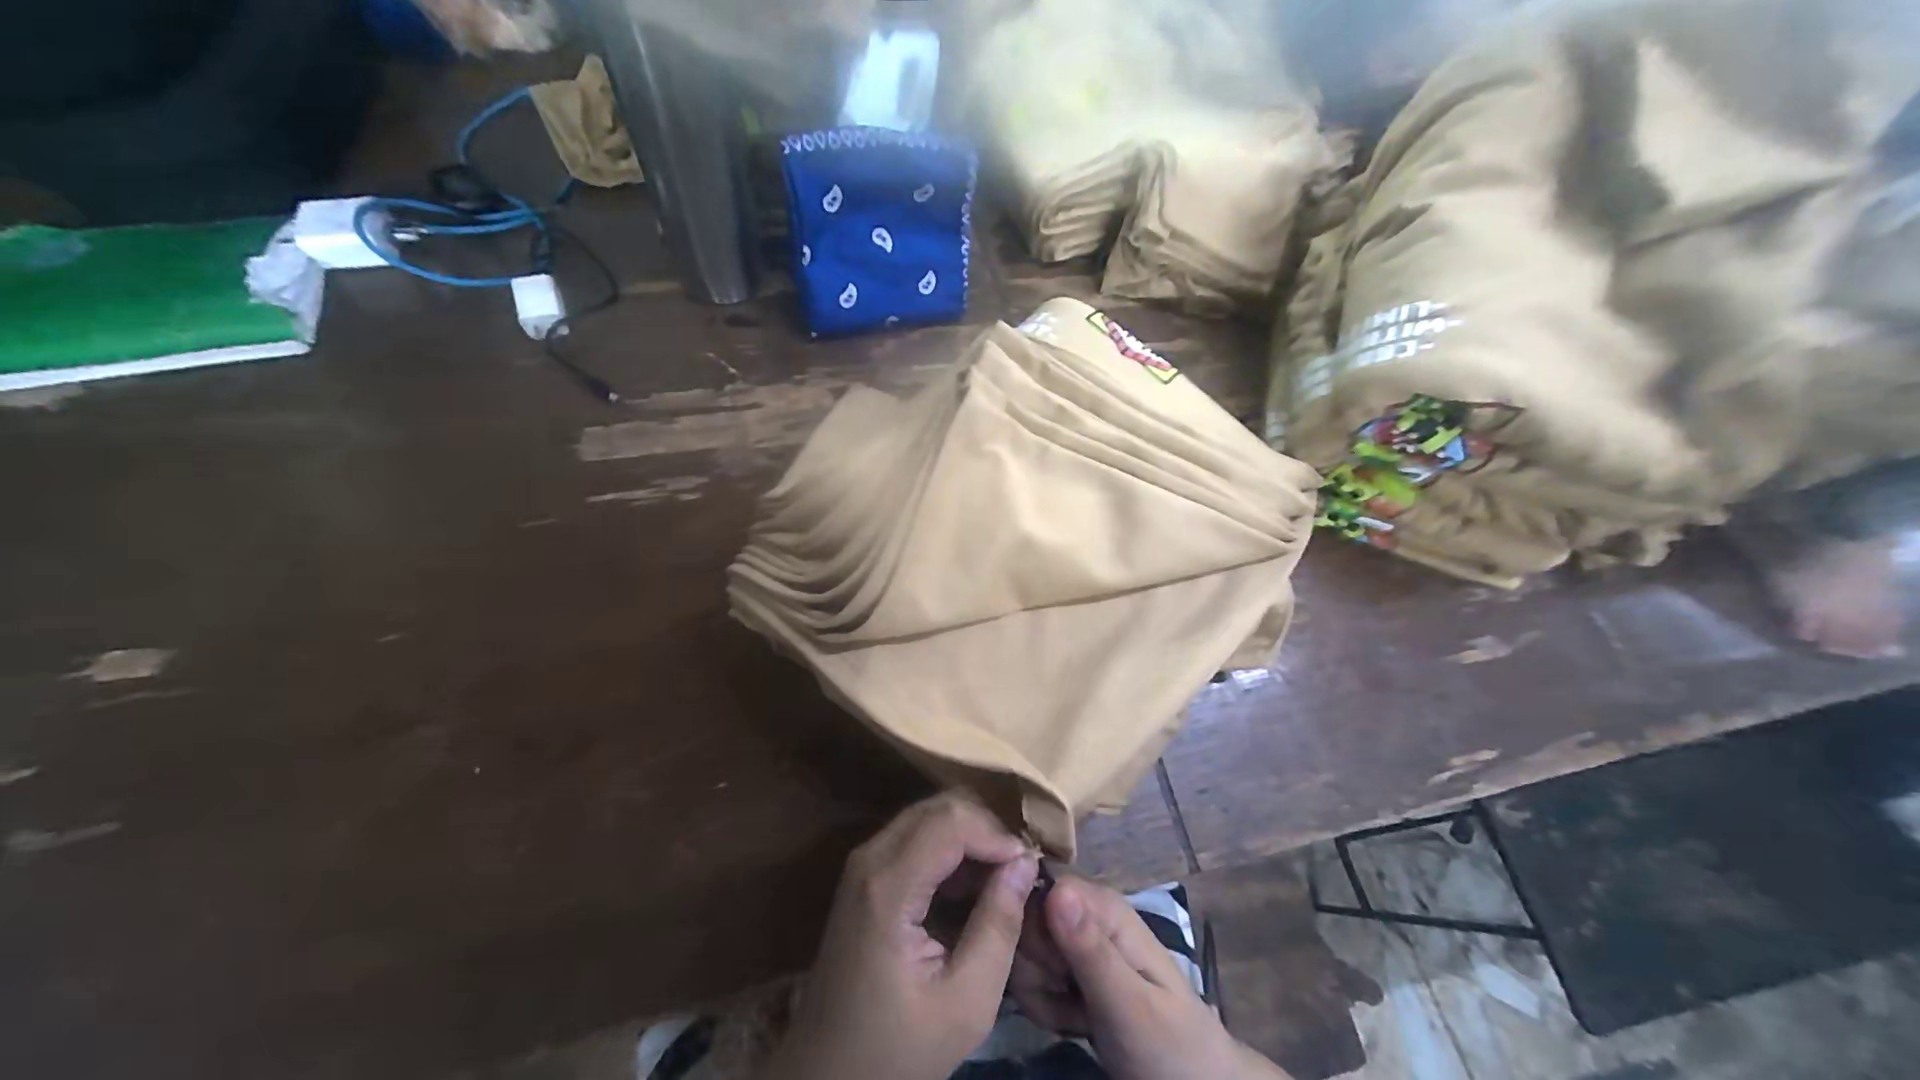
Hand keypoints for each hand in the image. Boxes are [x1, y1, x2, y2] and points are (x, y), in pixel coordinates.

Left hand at [765, 793, 1040, 1079]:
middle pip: (938, 808)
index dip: (996, 833)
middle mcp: (869, 858)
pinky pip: (915, 837)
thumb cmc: (898, 1048)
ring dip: (970, 836)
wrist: (828, 1074)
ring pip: (928, 816)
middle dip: (986, 827)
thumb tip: (1025, 863)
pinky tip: (974, 885)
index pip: (950, 821)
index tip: (1029, 865)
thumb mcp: (966, 1002)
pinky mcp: (865, 875)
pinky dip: (951, 848)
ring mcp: (862, 864)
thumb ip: (998, 926)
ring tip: (1004, 875)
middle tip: (1020, 867)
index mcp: (887, 888)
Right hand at [1011, 877, 1290, 1079]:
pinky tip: (1071, 1022)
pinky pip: (1030, 977)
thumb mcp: (1131, 1004)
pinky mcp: (1067, 969)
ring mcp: (1075, 941)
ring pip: (1024, 952)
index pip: (1039, 892)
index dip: (1037, 931)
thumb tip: (1055, 890)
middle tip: (1068, 1000)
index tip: (1057, 973)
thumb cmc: (1169, 1045)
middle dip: (1036, 969)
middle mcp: (1085, 913)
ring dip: (1039, 993)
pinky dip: (1044, 1006)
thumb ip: (1091, 950)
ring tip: (1075, 1017)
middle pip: (1027, 922)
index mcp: (1104, 907)